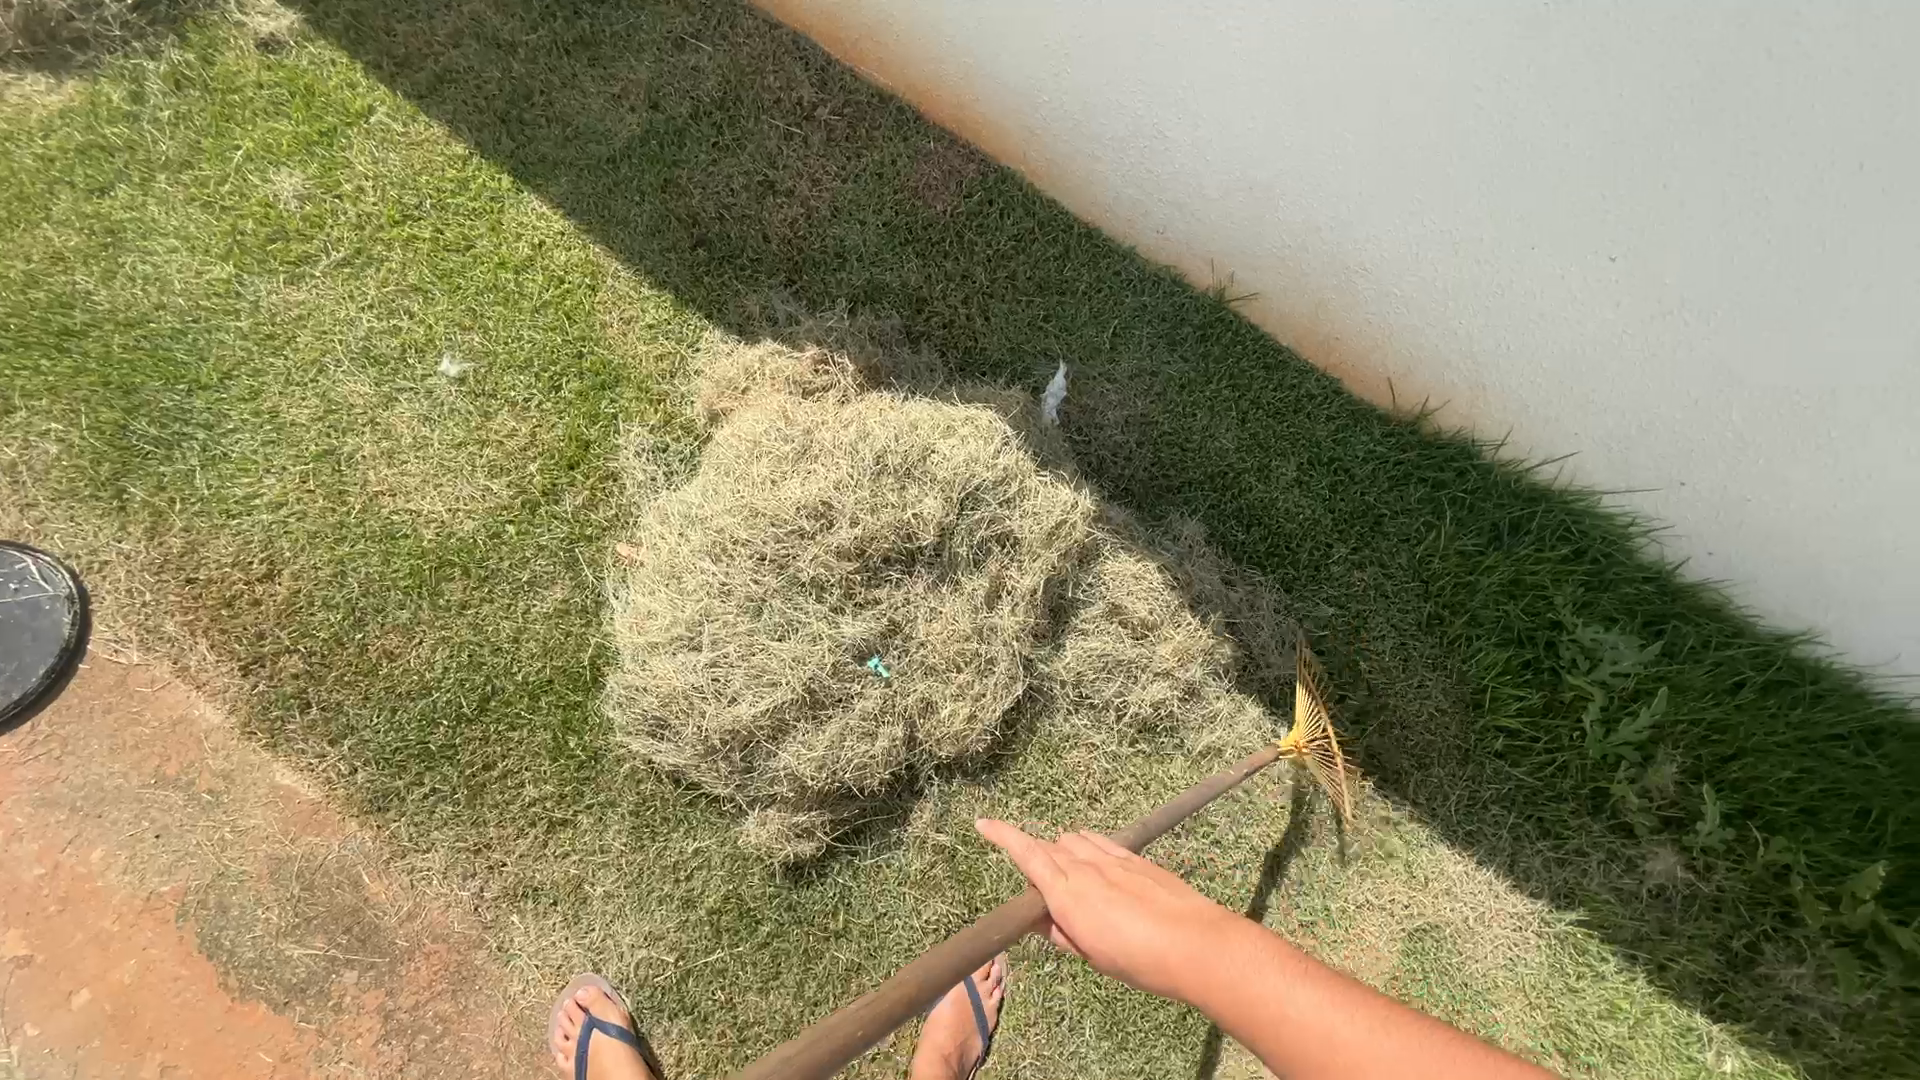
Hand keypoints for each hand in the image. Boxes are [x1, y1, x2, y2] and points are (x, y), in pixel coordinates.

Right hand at [974, 819, 1246, 1004]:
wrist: (1193, 943)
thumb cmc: (1137, 959)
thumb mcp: (1089, 954)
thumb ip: (1059, 931)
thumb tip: (1040, 917)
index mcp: (1066, 892)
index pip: (1026, 853)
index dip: (1002, 835)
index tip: (982, 822)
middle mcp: (1083, 866)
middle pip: (1047, 848)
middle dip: (1037, 861)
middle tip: (1044, 894)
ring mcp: (1109, 857)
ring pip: (1072, 839)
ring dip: (1063, 852)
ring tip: (1074, 882)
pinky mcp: (1132, 856)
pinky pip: (1099, 841)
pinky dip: (1088, 847)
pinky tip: (1097, 865)